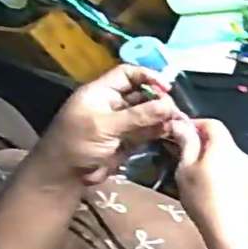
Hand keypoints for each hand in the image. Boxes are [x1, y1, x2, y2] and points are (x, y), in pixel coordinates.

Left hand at [38, 65, 184, 184]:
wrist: (67, 174)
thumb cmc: (77, 143)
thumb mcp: (105, 125)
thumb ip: (138, 115)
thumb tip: (168, 106)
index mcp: (102, 92)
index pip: (127, 74)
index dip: (148, 76)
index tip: (168, 87)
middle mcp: (115, 104)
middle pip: (143, 94)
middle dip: (161, 100)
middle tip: (175, 112)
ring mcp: (124, 123)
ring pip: (150, 113)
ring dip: (165, 116)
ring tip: (180, 122)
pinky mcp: (132, 140)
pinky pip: (151, 130)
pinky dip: (163, 130)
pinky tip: (174, 132)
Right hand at [170, 118, 247, 245]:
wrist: (233, 234)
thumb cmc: (203, 200)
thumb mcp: (186, 171)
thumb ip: (186, 144)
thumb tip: (181, 124)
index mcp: (226, 148)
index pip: (214, 124)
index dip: (197, 125)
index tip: (182, 136)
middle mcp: (246, 158)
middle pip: (225, 145)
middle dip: (208, 149)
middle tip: (190, 163)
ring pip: (236, 164)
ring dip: (222, 167)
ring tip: (207, 185)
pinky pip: (245, 180)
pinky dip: (234, 182)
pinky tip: (225, 198)